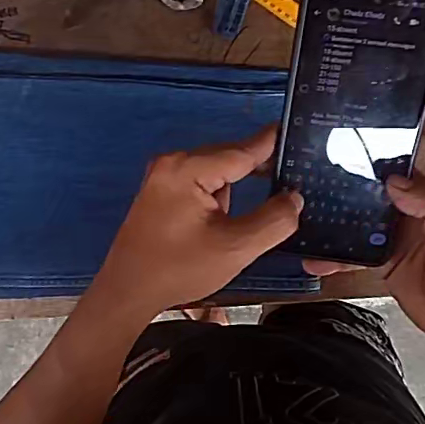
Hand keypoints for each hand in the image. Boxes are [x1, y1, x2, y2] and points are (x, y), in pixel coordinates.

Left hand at [81, 127, 302, 327]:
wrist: (127, 292)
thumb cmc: (179, 269)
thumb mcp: (235, 247)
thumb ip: (273, 220)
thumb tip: (294, 197)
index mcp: (188, 168)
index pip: (242, 150)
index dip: (273, 144)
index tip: (297, 131)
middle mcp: (173, 163)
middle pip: (228, 158)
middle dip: (258, 168)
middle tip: (292, 177)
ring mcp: (163, 176)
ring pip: (216, 171)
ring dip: (236, 186)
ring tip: (261, 202)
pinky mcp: (160, 191)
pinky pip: (200, 182)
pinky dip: (219, 194)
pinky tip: (226, 218)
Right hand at [308, 101, 424, 355]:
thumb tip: (395, 181)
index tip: (407, 91)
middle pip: (398, 161)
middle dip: (373, 143)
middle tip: (337, 129)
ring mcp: (404, 227)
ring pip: (370, 198)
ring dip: (345, 193)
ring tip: (312, 182)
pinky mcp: (387, 253)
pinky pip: (356, 243)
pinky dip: (336, 248)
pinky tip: (315, 250)